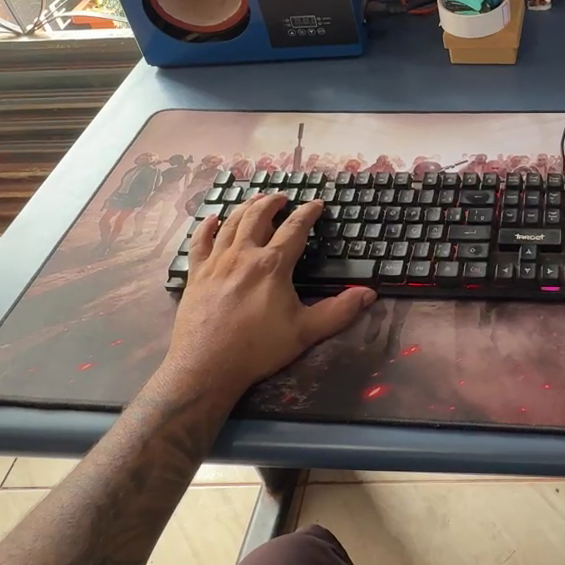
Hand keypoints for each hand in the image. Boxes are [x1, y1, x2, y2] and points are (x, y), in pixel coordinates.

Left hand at [159, 193, 375, 399]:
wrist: (205, 368)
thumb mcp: (305, 332)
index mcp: (273, 264)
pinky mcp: (196, 276)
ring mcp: (216, 263)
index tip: (317, 203)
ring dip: (245, 207)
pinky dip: (206, 228)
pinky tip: (211, 219)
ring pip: (231, 224)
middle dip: (272, 202)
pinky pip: (199, 243)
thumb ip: (338, 312)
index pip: (295, 228)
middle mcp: (244, 255)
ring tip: (255, 199)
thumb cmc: (257, 349)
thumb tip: (368, 294)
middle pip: (258, 216)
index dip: (308, 212)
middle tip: (282, 197)